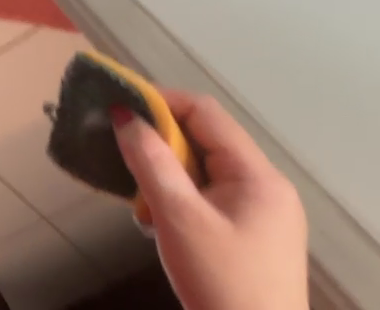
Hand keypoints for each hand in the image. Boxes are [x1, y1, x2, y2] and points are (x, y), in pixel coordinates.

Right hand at [115, 90, 308, 309]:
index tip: (115, 107)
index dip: (158, 101)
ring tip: (136, 190)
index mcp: (258, 177)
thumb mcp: (178, 215)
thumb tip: (122, 113)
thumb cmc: (221, 279)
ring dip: (161, 168)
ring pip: (199, 165)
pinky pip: (203, 190)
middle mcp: (264, 186)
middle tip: (118, 150)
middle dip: (156, 139)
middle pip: (202, 137)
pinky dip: (173, 191)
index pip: (204, 113)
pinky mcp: (247, 230)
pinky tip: (155, 214)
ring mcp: (258, 210)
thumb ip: (150, 159)